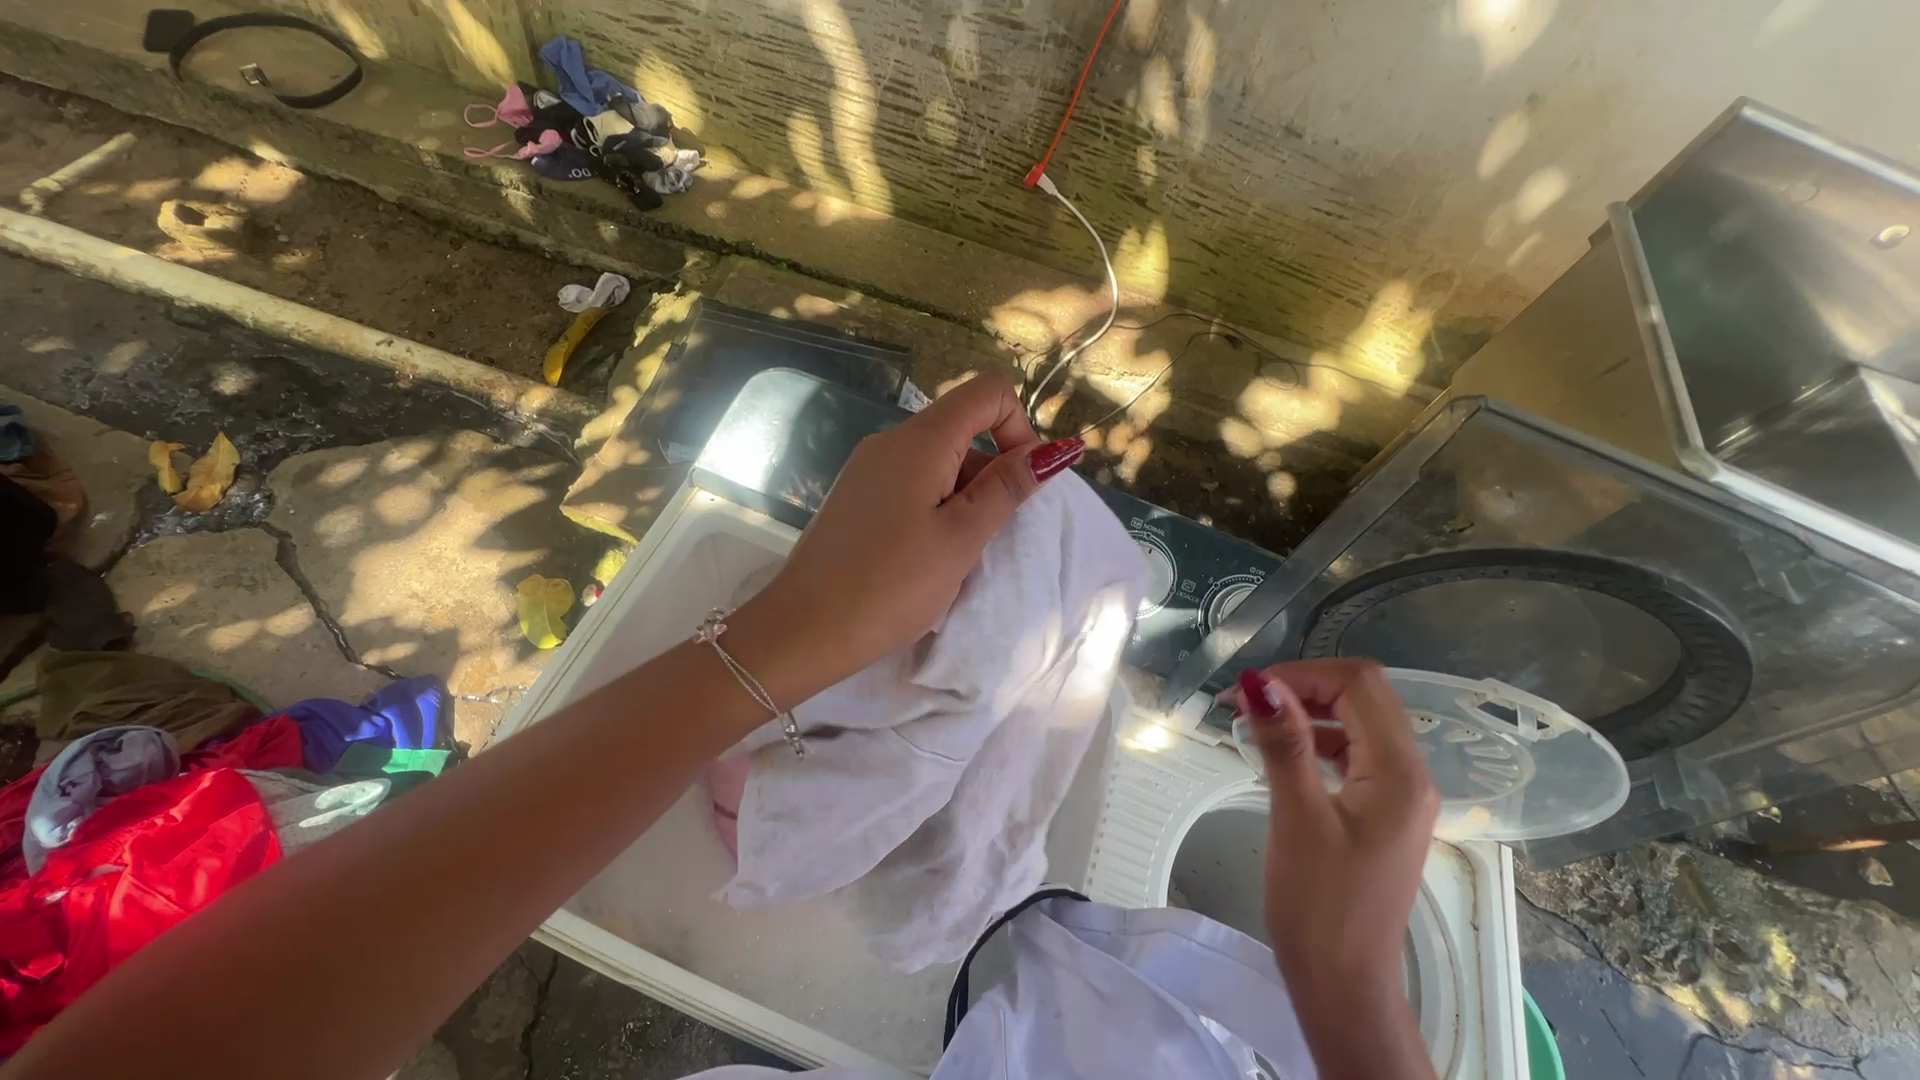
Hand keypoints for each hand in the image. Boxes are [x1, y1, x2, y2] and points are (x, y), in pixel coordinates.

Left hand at [728, 371, 1083, 705]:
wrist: (803, 630)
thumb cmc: (891, 585)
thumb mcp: (961, 537)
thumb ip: (1008, 487)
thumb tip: (1058, 449)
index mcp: (920, 440)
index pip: (988, 391)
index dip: (1019, 428)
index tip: (1020, 484)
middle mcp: (891, 442)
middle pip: (963, 429)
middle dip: (992, 474)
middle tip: (984, 539)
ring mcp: (869, 469)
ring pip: (939, 463)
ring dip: (964, 500)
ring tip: (953, 559)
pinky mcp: (857, 497)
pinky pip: (913, 486)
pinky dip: (936, 510)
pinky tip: (926, 559)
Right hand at [1236, 659, 1439, 1079]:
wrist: (1343, 981)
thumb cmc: (1319, 904)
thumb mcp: (1297, 817)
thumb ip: (1285, 743)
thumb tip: (1261, 683)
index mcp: (1400, 772)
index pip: (1359, 685)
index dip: (1303, 674)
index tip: (1249, 691)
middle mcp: (1413, 774)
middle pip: (1365, 696)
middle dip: (1305, 686)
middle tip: (1248, 703)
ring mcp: (1402, 794)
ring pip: (1360, 722)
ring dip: (1311, 710)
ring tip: (1257, 723)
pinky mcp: (1384, 811)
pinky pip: (1357, 752)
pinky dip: (1320, 739)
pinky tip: (1285, 754)